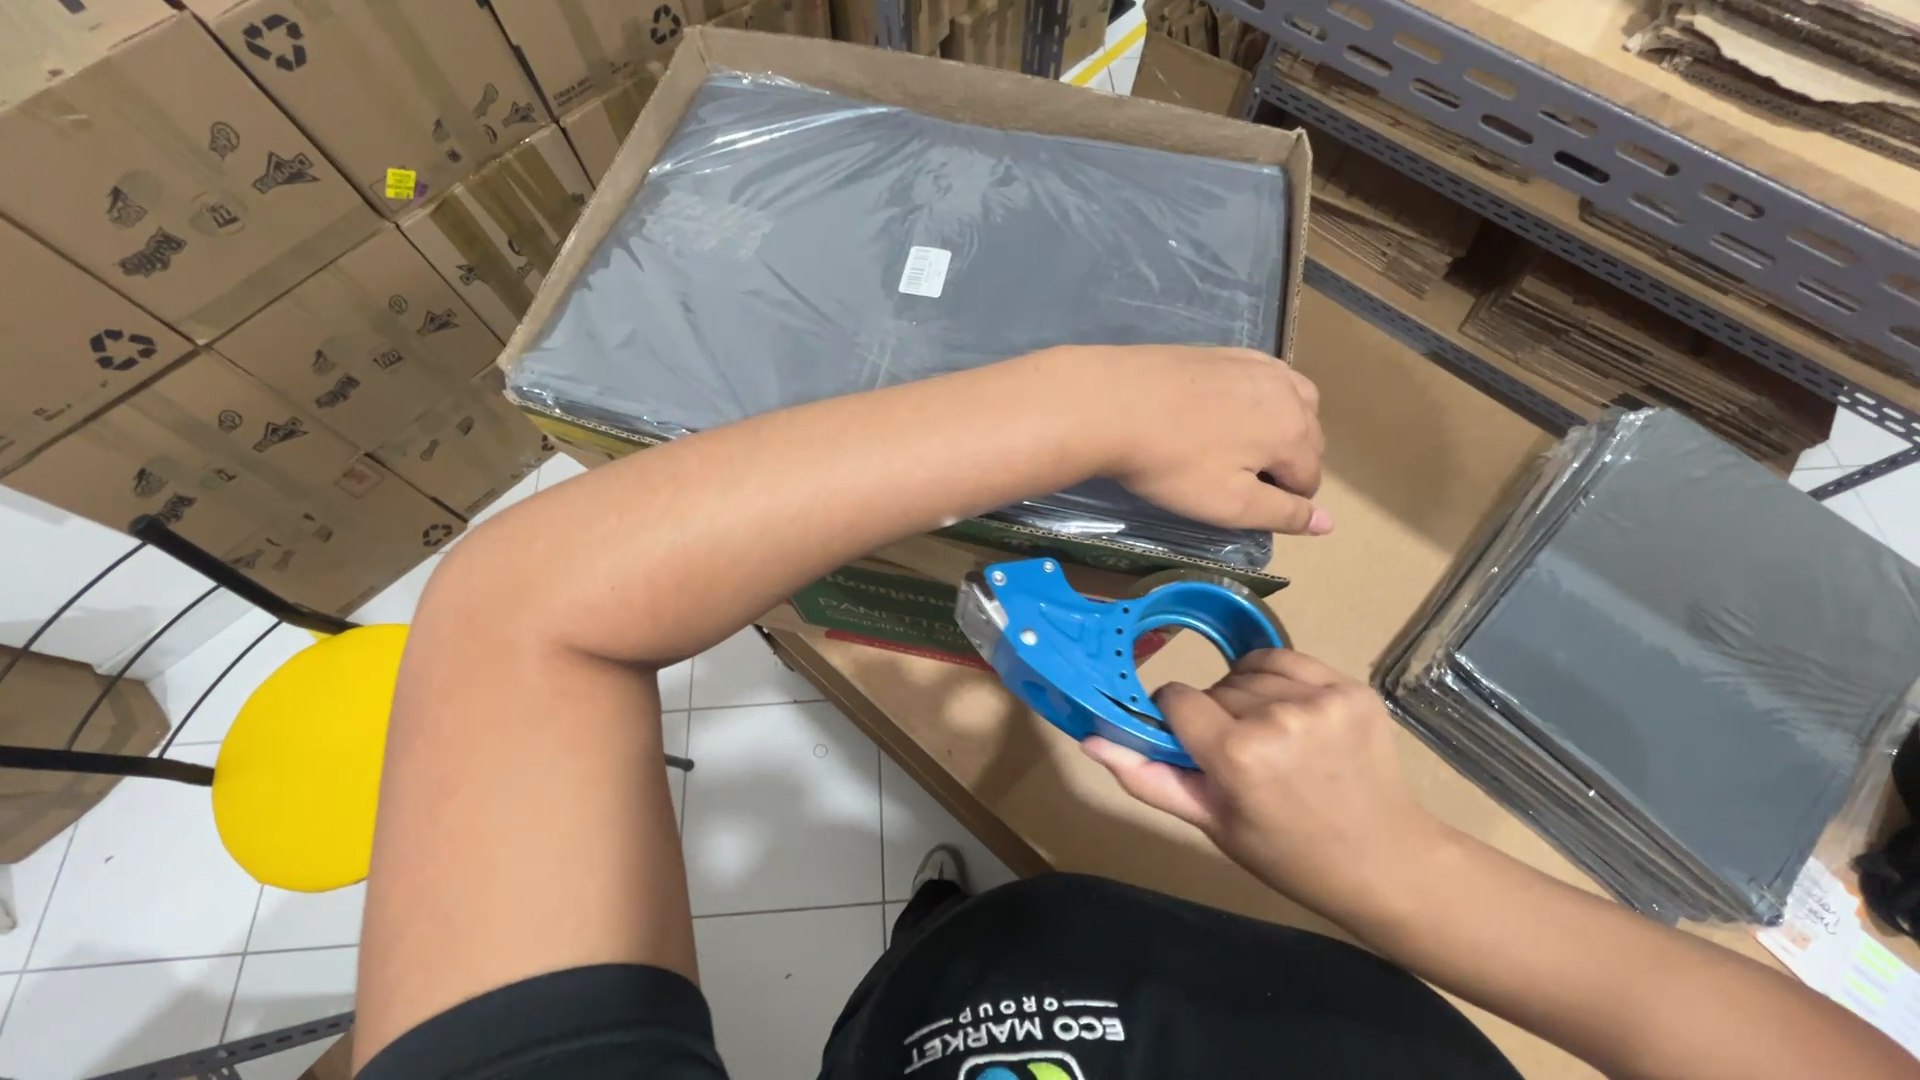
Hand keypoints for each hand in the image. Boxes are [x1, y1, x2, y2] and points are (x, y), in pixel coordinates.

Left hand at [1055, 345, 1328, 535]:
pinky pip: (1263, 376)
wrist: (1111, 403)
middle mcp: (1286, 392)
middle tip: (1242, 482)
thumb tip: (1329, 523)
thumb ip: (1283, 513)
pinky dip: (1261, 397)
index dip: (1287, 501)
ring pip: (1294, 400)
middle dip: (1289, 463)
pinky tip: (1230, 407)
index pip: (1310, 478)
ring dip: (1284, 426)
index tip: (1249, 508)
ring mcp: (1255, 365)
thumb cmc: (1172, 464)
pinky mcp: (1224, 351)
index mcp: (1293, 432)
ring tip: (1243, 446)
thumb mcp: (1229, 504)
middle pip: (1308, 437)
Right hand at [1082, 649, 1444, 922]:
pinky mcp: (1350, 688)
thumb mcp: (1211, 822)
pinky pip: (1287, 661)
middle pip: (1214, 688)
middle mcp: (1278, 715)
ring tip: (1271, 738)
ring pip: (1248, 672)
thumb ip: (1147, 777)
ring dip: (1247, 697)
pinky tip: (1293, 715)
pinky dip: (1279, 681)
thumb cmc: (1287, 852)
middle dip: (1216, 716)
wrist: (1387, 862)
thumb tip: (1090, 739)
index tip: (1194, 747)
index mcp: (1238, 754)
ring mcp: (1321, 698)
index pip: (1176, 699)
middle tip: (1242, 758)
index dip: (1177, 721)